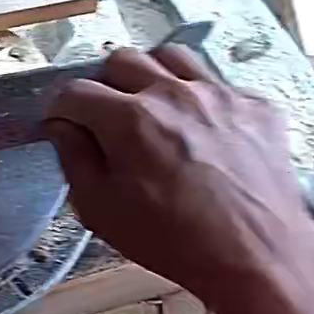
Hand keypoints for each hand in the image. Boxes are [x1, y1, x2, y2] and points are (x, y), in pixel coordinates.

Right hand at [44, 46, 313, 313]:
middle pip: (121, 60)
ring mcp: (219, 94)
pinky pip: (216, 83)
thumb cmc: (172, 239)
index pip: (75, 91)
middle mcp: (173, 93)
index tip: (60, 122)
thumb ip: (74, 158)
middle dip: (102, 85)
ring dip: (150, 76)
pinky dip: (197, 98)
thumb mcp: (100, 209)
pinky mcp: (254, 106)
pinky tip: (197, 131)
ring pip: (170, 57)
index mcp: (129, 119)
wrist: (255, 256)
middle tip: (103, 117)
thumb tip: (63, 127)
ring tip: (149, 108)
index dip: (58, 107)